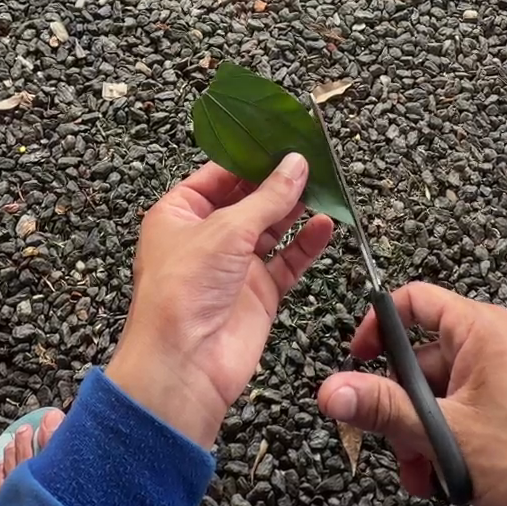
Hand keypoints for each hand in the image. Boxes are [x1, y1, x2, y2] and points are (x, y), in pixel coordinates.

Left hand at [106, 155, 336, 447]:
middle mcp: (206, 235)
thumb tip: (295, 164)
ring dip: (296, 208)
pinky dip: (307, 243)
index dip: (251, 156)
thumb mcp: (225, 230)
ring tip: (325, 184)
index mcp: (180, 212)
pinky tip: (326, 224)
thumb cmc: (181, 293)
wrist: (184, 367)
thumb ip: (267, 197)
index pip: (220, 173)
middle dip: (279, 180)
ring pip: (272, 226)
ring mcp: (233, 264)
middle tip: (312, 157)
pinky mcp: (257, 291)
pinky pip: (287, 260)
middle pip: (249, 198)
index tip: (282, 139)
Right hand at [317, 283, 506, 505]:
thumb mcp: (446, 435)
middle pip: (423, 358)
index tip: (357, 361)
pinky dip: (451, 440)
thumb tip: (332, 389)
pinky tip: (450, 480)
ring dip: (424, 434)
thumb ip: (383, 409)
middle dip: (403, 408)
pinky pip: (468, 410)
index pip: (414, 301)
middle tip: (399, 448)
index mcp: (481, 329)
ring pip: (443, 392)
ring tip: (427, 477)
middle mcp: (496, 342)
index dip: (378, 327)